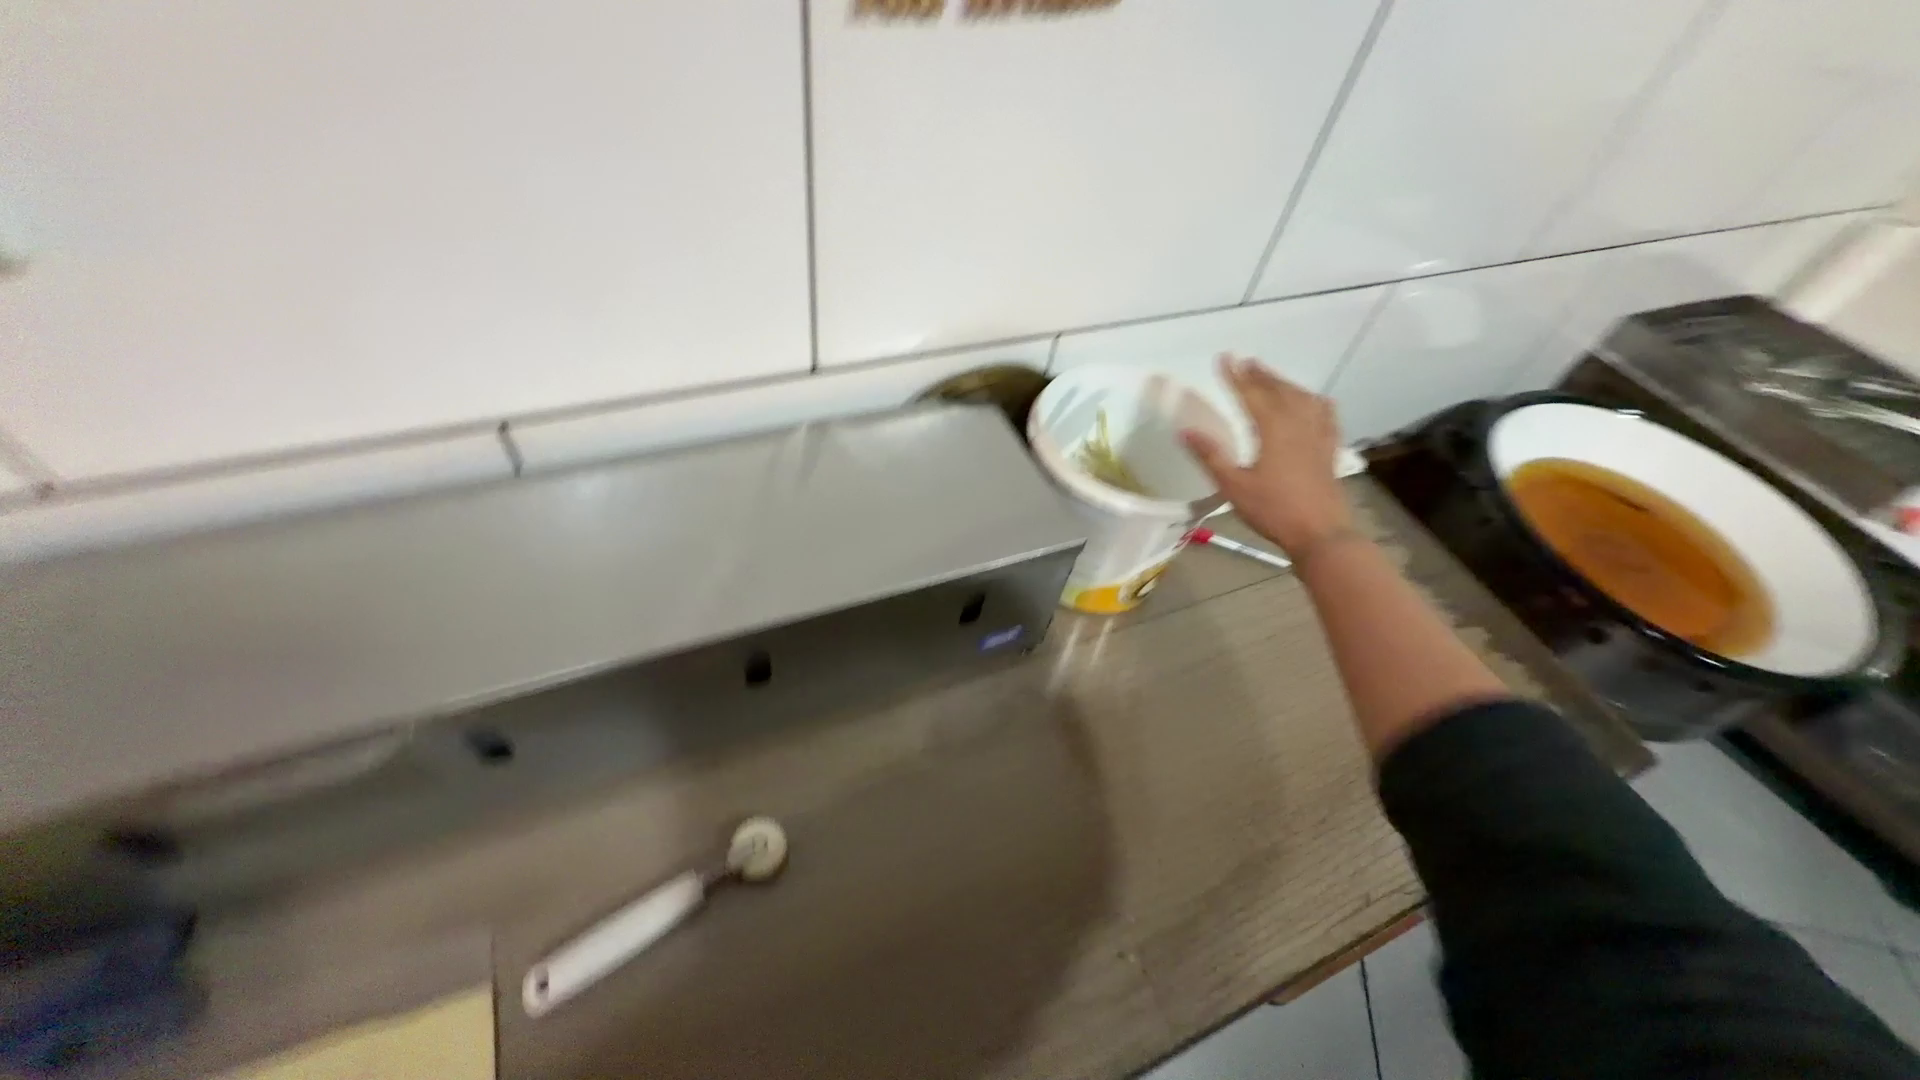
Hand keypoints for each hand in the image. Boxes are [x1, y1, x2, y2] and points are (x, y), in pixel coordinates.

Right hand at [1182, 354, 1352, 554]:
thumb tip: (1184, 431)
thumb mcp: (1233, 486)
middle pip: (1278, 390)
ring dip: (1285, 384)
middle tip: (1246, 362)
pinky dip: (1315, 402)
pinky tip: (1314, 401)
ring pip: (1302, 398)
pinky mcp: (1329, 449)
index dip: (1235, 376)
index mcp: (1272, 429)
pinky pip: (1325, 415)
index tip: (1224, 358)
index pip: (1250, 394)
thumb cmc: (1273, 510)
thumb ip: (1210, 455)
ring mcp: (1318, 435)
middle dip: (1261, 374)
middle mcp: (1297, 423)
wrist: (1320, 533)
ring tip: (1271, 377)